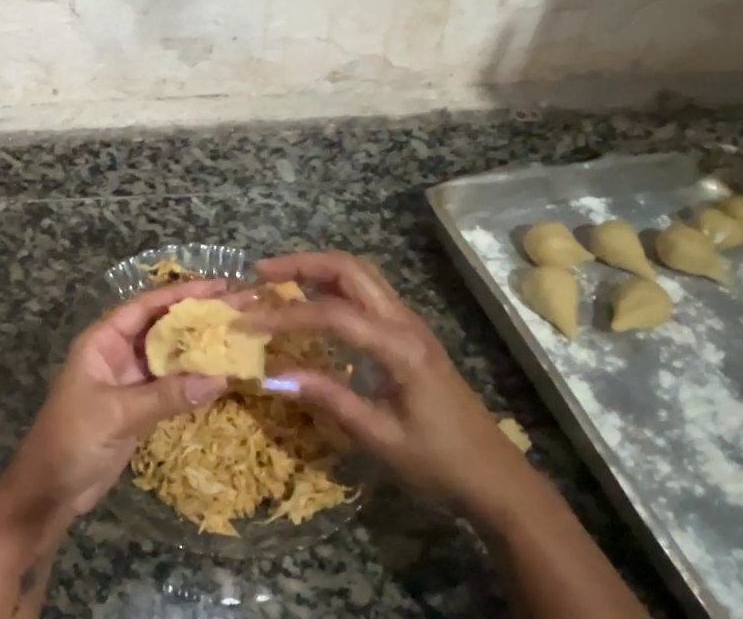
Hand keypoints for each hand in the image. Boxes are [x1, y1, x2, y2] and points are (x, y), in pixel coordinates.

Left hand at [0, 278, 232, 521]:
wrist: (51, 489)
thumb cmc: (73, 438)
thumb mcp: (119, 413)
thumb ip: (168, 395)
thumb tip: (221, 378)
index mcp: (102, 340)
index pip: (146, 306)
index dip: (182, 294)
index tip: (219, 286)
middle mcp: (117, 352)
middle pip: (162, 326)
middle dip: (198, 317)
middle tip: (240, 307)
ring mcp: (129, 380)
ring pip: (170, 354)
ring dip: (200, 347)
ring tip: (238, 334)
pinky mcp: (139, 405)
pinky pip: (171, 383)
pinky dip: (194, 378)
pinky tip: (222, 374)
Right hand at [245, 251, 535, 511]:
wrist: (497, 479)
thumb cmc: (440, 464)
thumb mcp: (381, 439)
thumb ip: (330, 400)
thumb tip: (274, 376)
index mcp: (400, 348)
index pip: (332, 314)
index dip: (285, 315)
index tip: (246, 323)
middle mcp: (405, 323)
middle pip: (349, 269)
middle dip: (301, 264)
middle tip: (259, 273)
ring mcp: (410, 324)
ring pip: (360, 273)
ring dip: (317, 267)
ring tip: (277, 279)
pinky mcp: (409, 333)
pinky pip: (367, 290)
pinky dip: (332, 283)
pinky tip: (310, 299)